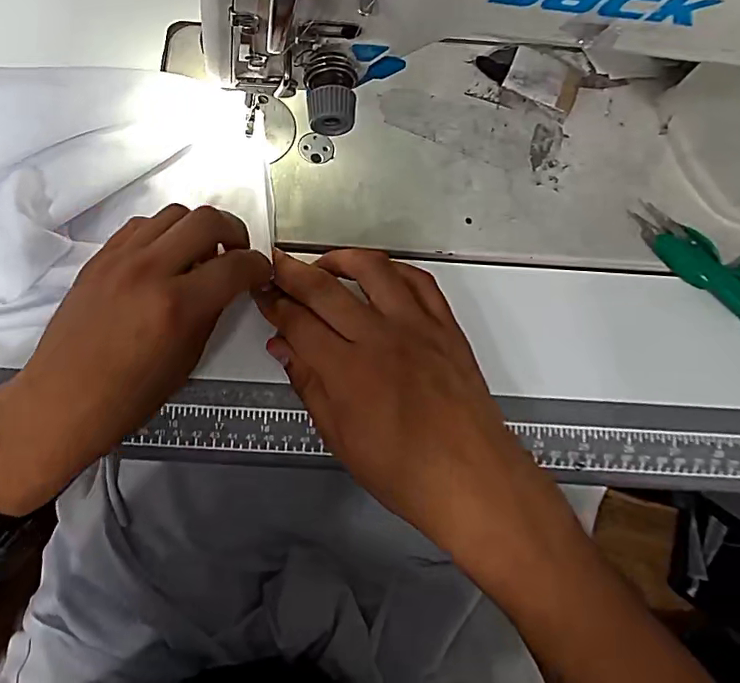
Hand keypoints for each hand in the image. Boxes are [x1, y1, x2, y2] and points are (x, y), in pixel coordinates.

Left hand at [0, 205, 270, 514]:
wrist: (61, 401)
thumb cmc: (121, 398)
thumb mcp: (185, 361)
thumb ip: (211, 314)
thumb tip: (226, 285)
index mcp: (175, 307)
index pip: (235, 265)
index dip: (258, 266)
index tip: (259, 270)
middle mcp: (148, 272)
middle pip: (207, 220)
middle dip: (233, 231)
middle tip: (235, 251)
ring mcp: (120, 260)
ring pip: (174, 213)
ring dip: (197, 227)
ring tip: (200, 251)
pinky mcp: (99, 258)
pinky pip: (141, 225)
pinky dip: (162, 232)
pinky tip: (165, 254)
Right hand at [255, 250, 551, 557]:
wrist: (474, 481)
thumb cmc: (408, 472)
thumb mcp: (339, 436)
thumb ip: (308, 383)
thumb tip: (284, 349)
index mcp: (348, 371)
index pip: (297, 321)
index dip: (274, 305)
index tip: (264, 296)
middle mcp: (380, 339)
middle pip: (324, 288)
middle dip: (291, 272)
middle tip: (276, 266)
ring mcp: (416, 328)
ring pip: (373, 269)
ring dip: (341, 258)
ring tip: (324, 263)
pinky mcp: (445, 328)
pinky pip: (419, 281)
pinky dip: (395, 269)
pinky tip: (380, 272)